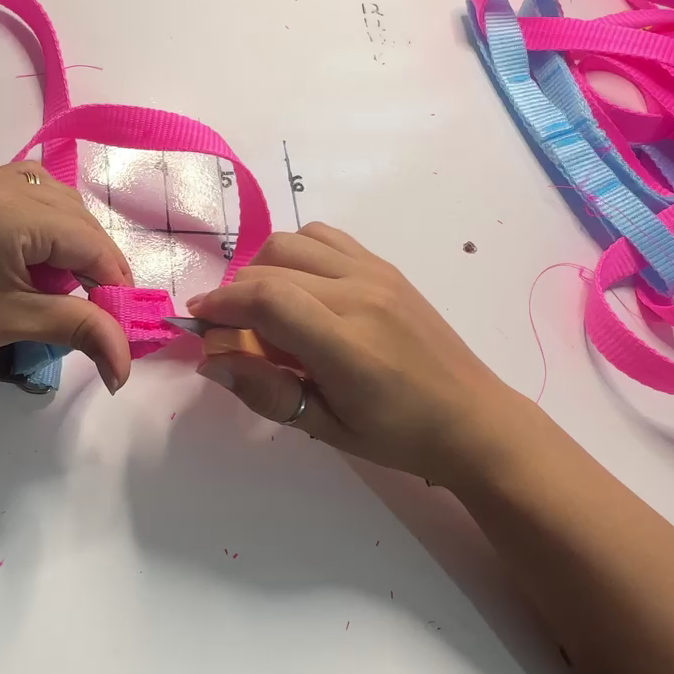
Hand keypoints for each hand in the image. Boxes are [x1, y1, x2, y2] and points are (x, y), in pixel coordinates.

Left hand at [0, 161, 136, 391]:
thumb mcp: (13, 323)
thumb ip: (81, 330)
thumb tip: (128, 366)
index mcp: (8, 209)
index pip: (88, 239)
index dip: (114, 281)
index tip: (125, 320)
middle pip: (76, 216)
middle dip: (93, 264)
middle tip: (98, 311)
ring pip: (57, 202)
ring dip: (71, 245)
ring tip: (67, 290)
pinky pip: (29, 196)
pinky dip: (45, 228)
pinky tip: (41, 263)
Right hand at [186, 222, 545, 487]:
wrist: (475, 420)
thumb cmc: (398, 436)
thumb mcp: (325, 428)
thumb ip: (265, 392)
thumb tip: (209, 361)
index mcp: (347, 344)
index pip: (266, 299)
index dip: (221, 304)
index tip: (198, 321)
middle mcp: (360, 295)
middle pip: (271, 267)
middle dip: (234, 293)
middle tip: (227, 329)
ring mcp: (376, 274)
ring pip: (293, 241)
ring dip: (262, 268)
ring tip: (261, 306)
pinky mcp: (385, 266)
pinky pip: (324, 237)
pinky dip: (295, 252)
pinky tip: (297, 286)